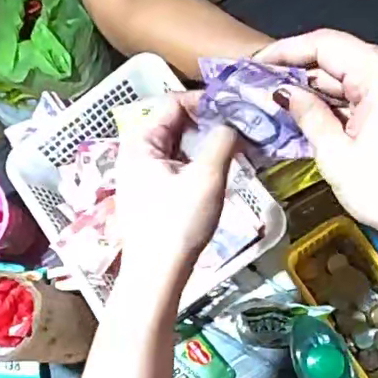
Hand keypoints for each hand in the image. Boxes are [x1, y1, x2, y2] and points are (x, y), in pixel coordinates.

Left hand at [113, 92, 239, 284]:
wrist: (158, 276)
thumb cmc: (178, 224)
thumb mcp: (207, 176)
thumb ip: (223, 140)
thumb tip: (234, 122)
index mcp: (140, 142)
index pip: (173, 103)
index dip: (207, 102)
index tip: (237, 110)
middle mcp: (135, 155)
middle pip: (176, 125)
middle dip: (210, 125)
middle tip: (242, 132)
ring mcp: (142, 177)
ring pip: (179, 148)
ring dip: (207, 147)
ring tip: (238, 153)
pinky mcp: (151, 197)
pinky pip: (178, 169)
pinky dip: (200, 166)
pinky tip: (220, 175)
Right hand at [256, 30, 377, 243]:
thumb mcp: (337, 156)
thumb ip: (308, 116)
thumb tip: (282, 93)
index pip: (326, 44)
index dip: (285, 51)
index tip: (254, 64)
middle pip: (337, 57)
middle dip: (296, 71)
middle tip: (257, 87)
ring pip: (348, 75)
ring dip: (313, 89)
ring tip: (273, 101)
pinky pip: (361, 92)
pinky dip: (334, 101)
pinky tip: (305, 114)